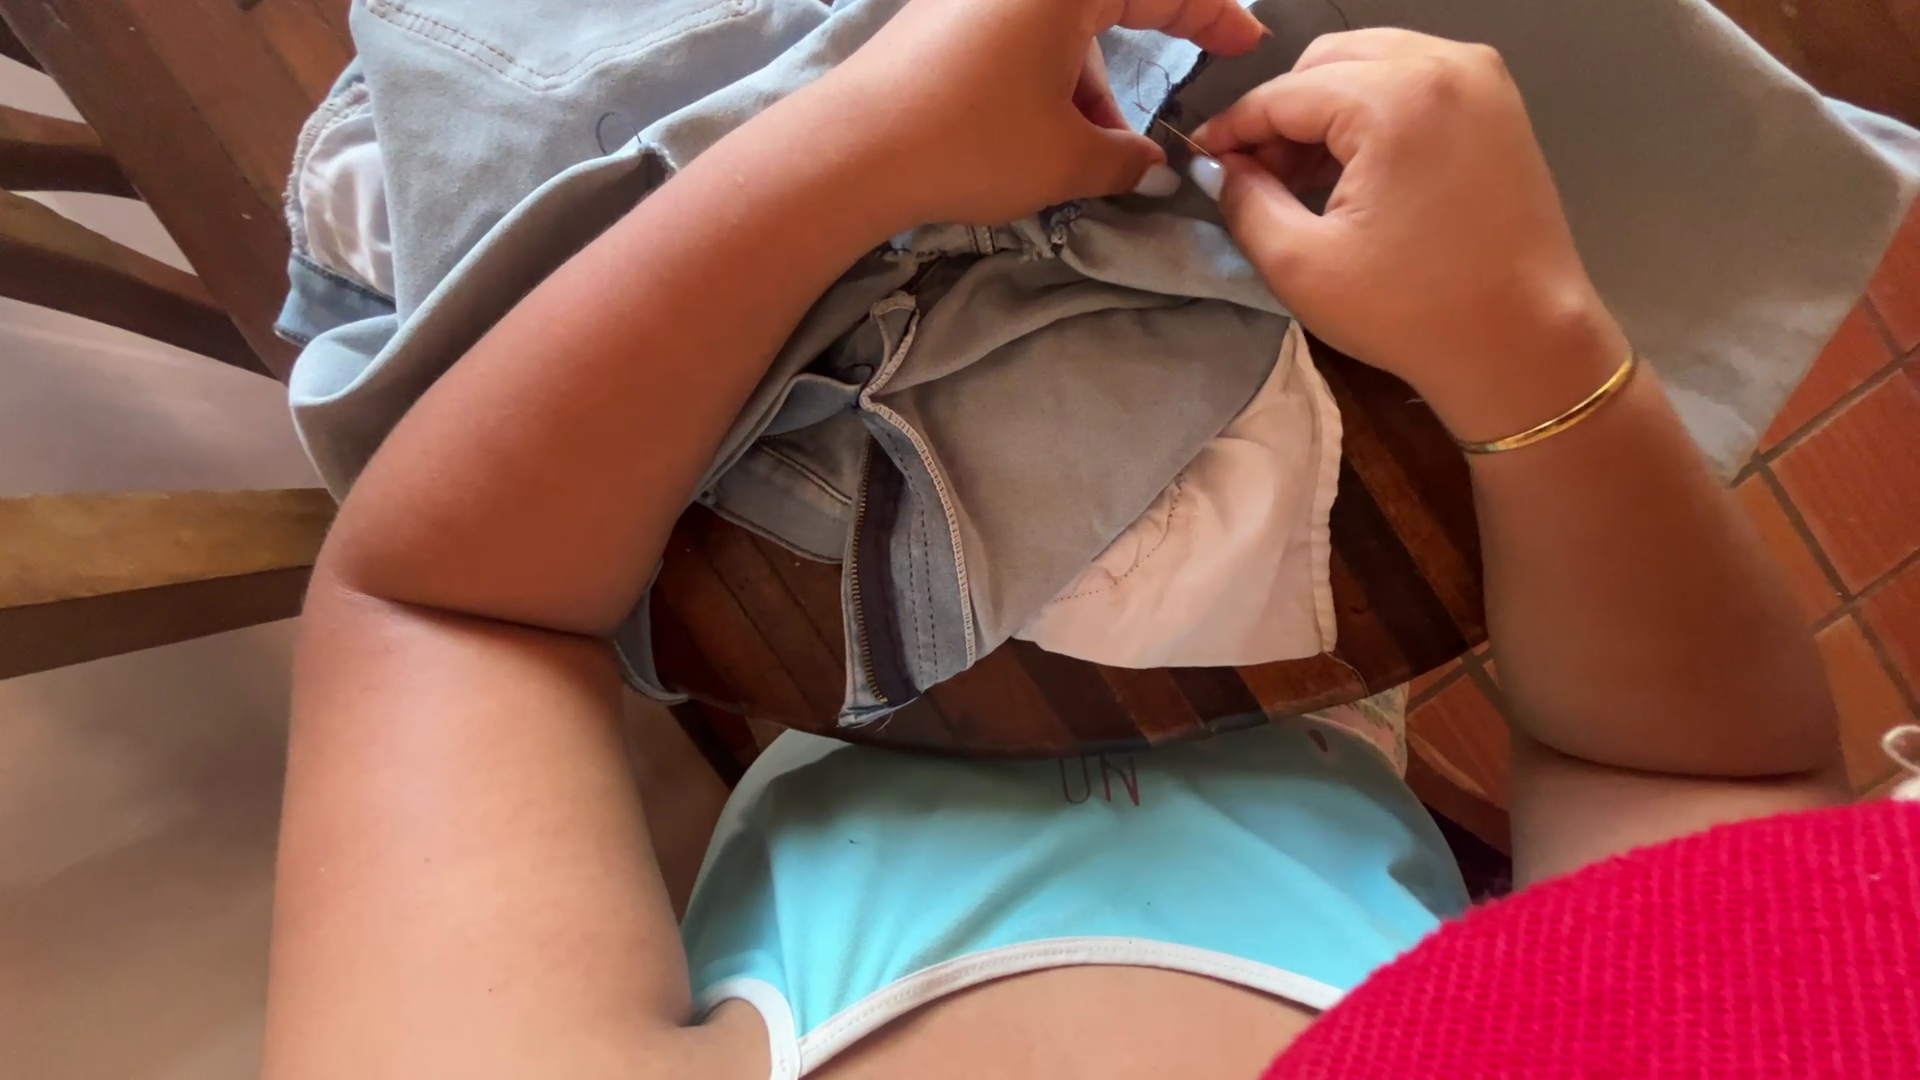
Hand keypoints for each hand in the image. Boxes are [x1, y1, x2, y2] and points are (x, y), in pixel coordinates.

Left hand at [813, 0, 1266, 226]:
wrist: (857, 150)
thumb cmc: (975, 143)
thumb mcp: (1066, 160)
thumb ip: (1123, 160)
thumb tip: (1151, 165)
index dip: (1212, 16)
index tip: (1245, 42)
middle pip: (1103, 16)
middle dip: (1121, 90)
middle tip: (1131, 148)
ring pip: (1055, 42)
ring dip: (1077, 103)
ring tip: (1072, 167)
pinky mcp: (944, 24)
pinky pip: (1014, 50)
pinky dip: (1036, 94)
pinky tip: (1028, 145)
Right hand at [1192, 30, 1625, 440]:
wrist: (1514, 338)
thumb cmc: (1402, 308)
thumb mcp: (1298, 264)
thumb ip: (1245, 203)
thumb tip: (1218, 169)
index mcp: (1395, 97)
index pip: (1285, 91)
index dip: (1231, 127)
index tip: (1197, 162)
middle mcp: (1444, 63)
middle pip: (1328, 62)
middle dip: (1277, 113)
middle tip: (1249, 175)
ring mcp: (1480, 79)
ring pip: (1369, 66)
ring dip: (1319, 113)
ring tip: (1292, 178)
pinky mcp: (1495, 105)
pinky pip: (1409, 84)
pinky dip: (1364, 115)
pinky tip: (1343, 172)